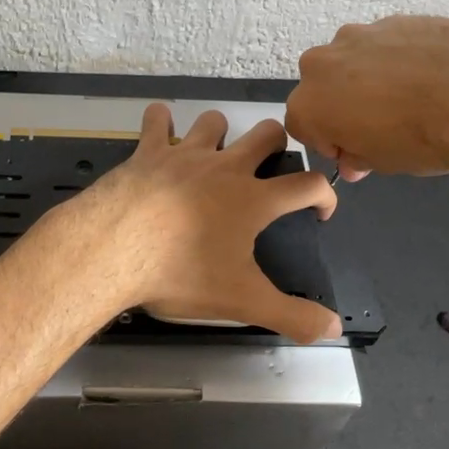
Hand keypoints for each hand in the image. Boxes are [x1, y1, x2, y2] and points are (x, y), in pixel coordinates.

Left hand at [40, 105, 342, 344]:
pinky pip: (156, 121)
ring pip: (214, 121)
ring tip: (215, 154)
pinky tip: (160, 131)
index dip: (325, 194)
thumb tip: (334, 327)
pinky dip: (160, 122)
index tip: (320, 211)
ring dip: (220, 132)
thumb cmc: (180, 273)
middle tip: (268, 169)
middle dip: (276, 144)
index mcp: (252, 200)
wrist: (113, 248)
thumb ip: (292, 316)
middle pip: (267, 133)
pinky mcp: (146, 152)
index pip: (307, 185)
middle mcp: (223, 167)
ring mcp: (183, 154)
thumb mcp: (242, 301)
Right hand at [285, 15, 448, 179]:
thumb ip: (358, 157)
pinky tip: (429, 77)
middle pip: (322, 88)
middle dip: (343, 106)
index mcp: (309, 104)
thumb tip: (355, 158)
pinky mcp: (393, 19)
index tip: (355, 152)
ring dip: (368, 79)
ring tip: (410, 98)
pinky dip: (397, 59)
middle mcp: (322, 63)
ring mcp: (358, 35)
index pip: (302, 127)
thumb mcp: (384, 163)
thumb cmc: (423, 135)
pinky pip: (384, 45)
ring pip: (352, 61)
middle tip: (381, 127)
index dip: (328, 143)